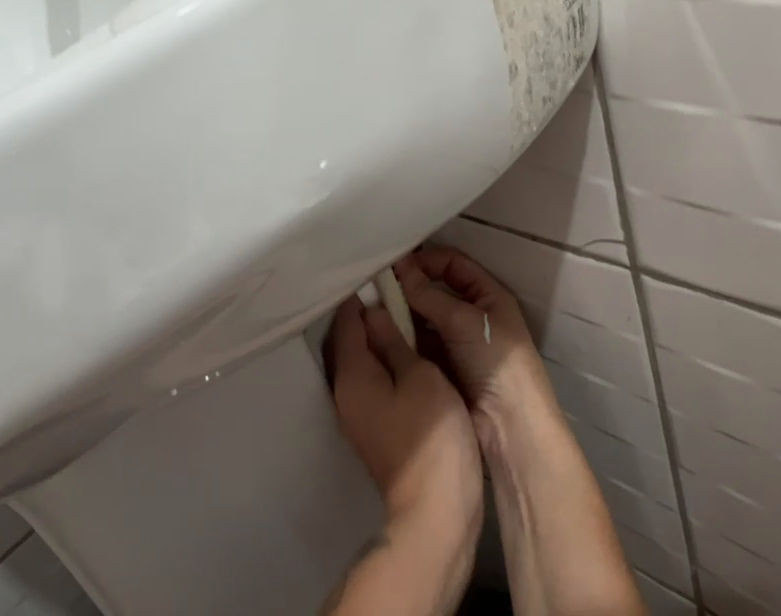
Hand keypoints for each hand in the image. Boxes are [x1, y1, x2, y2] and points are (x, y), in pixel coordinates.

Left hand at [325, 296, 482, 528]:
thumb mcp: (420, 377)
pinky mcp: (374, 428)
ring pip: (362, 363)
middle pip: (349, 343)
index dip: (363, 295)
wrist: (436, 506)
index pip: (347, 323)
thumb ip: (395, 342)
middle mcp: (344, 393)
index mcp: (351, 376)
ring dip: (379, 339)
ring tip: (407, 316)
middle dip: (369, 316)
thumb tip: (375, 311)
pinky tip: (409, 353)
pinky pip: (372, 381)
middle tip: (399, 291)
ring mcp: (357, 414)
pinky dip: (385, 362)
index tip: (385, 274)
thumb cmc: (432, 434)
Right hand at [392, 246, 557, 447]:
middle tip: (372, 286)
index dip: (426, 261)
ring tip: (367, 309)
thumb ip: (429, 295)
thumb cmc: (494, 361)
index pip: (453, 265)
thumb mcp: (464, 321)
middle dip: (408, 287)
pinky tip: (376, 335)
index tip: (395, 264)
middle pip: (435, 292)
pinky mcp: (441, 368)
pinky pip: (416, 345)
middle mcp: (472, 315)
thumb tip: (400, 268)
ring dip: (400, 314)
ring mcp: (455, 343)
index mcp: (488, 296)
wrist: (507, 424)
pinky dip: (399, 339)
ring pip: (422, 319)